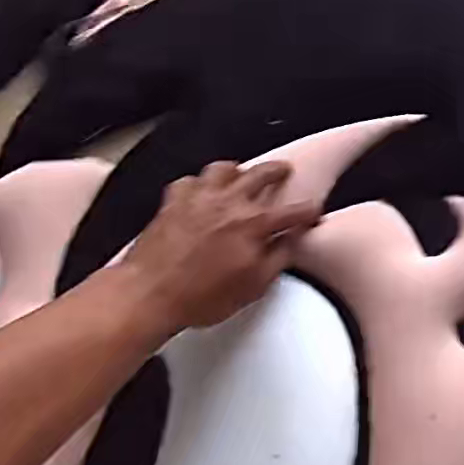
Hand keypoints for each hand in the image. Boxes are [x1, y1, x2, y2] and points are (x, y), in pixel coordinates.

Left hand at [114, 160, 320, 336]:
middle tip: (283, 170)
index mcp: (254, 225)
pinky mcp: (174, 201)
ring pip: (223, 168)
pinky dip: (197, 183)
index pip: (293, 212)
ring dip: (236, 169)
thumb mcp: (253, 287)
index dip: (308, 211)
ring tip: (240, 173)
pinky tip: (199, 191)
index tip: (313, 211)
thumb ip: (278, 259)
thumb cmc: (200, 296)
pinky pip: (189, 180)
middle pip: (262, 174)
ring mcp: (200, 198)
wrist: (150, 294)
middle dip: (277, 171)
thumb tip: (291, 242)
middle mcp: (230, 203)